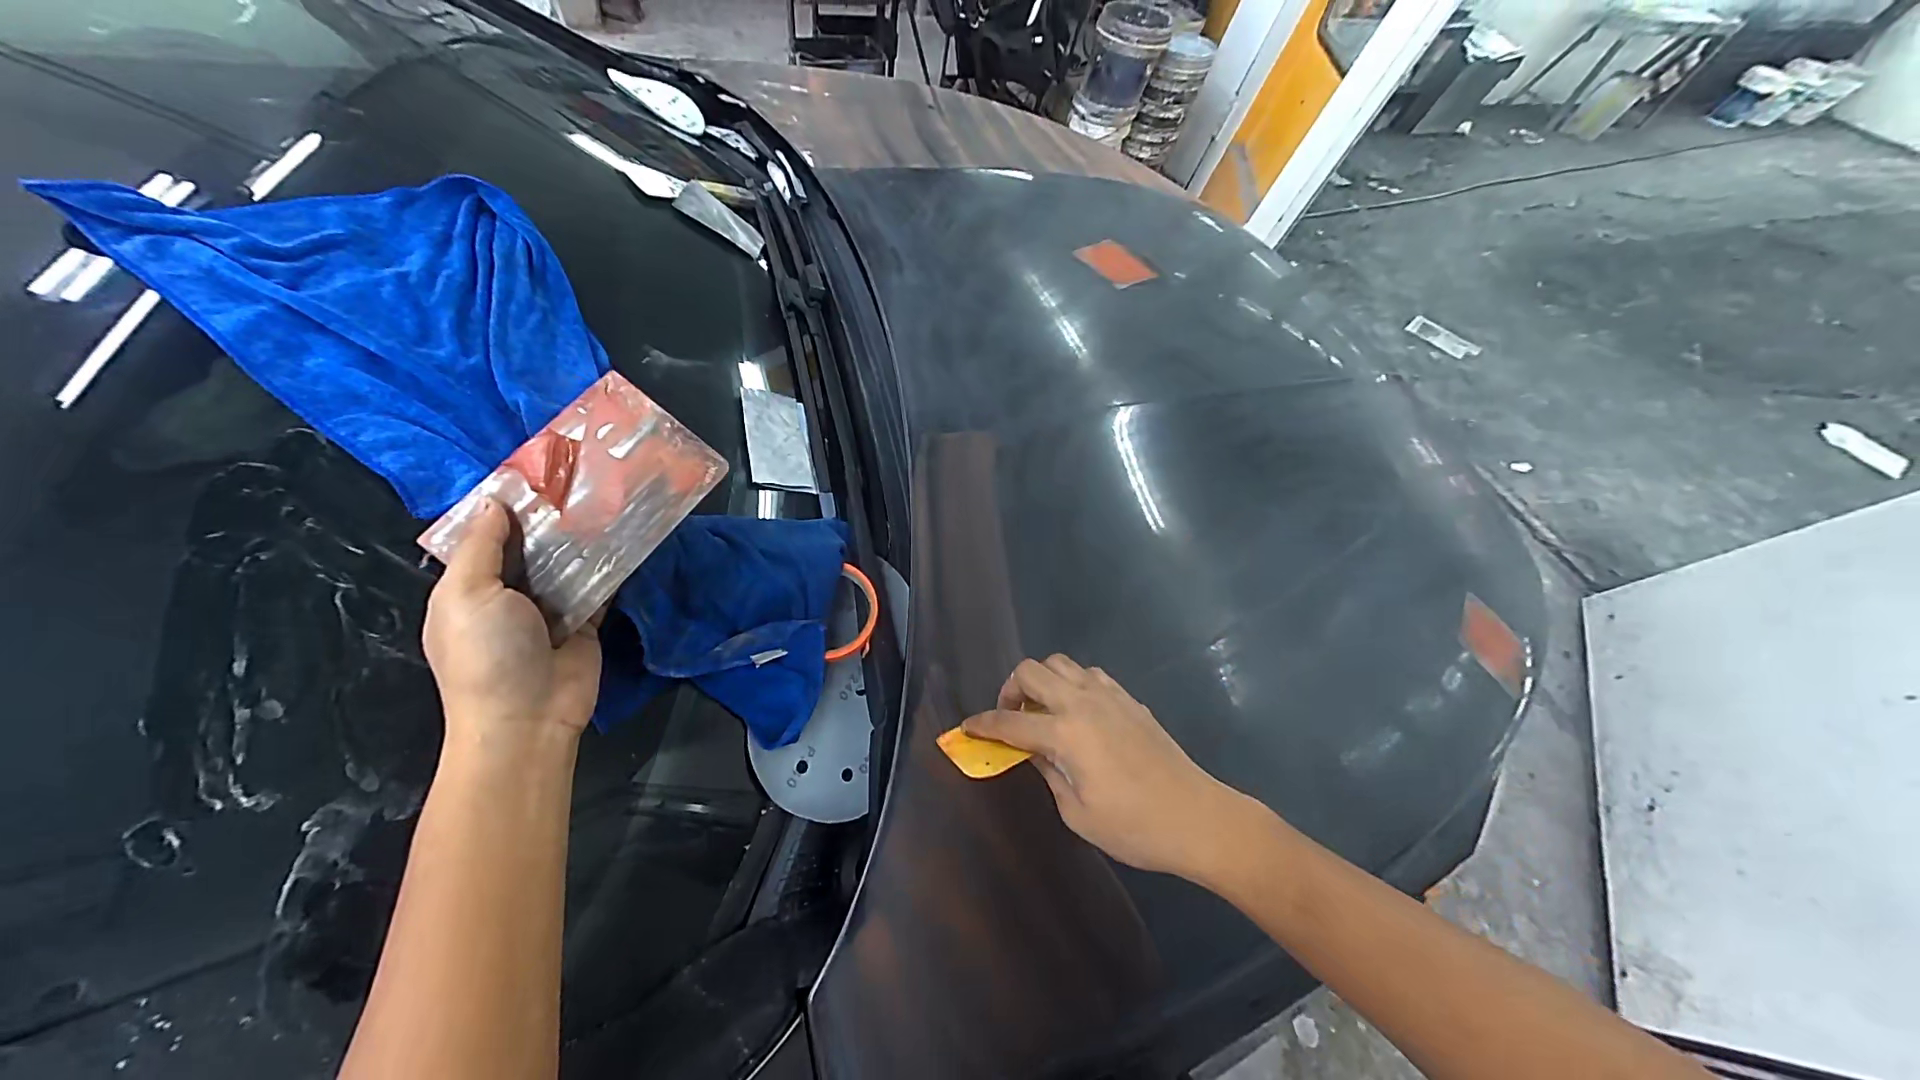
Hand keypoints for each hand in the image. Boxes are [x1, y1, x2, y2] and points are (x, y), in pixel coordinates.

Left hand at [422, 498, 602, 745]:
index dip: (505, 507)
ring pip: (567, 563)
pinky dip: (610, 565)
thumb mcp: (466, 594)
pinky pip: (599, 586)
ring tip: (606, 499)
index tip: (535, 473)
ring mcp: (550, 609)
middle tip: (579, 480)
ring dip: (582, 539)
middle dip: (550, 519)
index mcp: (468, 587)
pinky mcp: (587, 621)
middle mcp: (509, 594)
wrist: (528, 718)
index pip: (486, 537)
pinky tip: (624, 536)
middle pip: (531, 547)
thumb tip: (495, 502)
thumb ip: (481, 546)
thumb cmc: (486, 654)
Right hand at [963, 655, 1265, 882]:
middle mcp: (1083, 703)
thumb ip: (1047, 772)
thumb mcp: (1077, 812)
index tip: (967, 728)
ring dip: (1042, 681)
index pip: (1010, 722)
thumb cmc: (1134, 827)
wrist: (1197, 818)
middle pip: (1031, 670)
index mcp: (1065, 733)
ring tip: (1043, 713)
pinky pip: (1089, 674)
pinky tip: (1078, 714)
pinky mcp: (1129, 700)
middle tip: (1011, 718)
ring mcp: (1109, 696)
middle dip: (1010, 689)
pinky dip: (1072, 684)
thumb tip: (1031, 751)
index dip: (983, 725)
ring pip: (1061, 663)